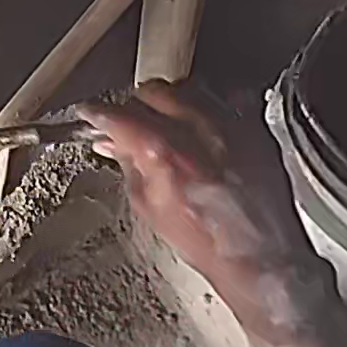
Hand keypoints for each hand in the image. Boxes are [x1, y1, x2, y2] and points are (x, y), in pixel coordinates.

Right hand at [76, 81, 330, 343]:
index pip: (118, 115)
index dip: (97, 112)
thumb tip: (113, 145)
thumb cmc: (203, 240)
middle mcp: (198, 131)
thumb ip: (128, 165)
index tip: (89, 113)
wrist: (256, 255)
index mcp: (163, 152)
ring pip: (188, 90)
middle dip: (135, 103)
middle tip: (127, 120)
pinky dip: (203, 110)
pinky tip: (196, 128)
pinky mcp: (255, 131)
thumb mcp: (147, 204)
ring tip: (162, 122)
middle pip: (154, 92)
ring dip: (169, 102)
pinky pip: (223, 102)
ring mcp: (230, 127)